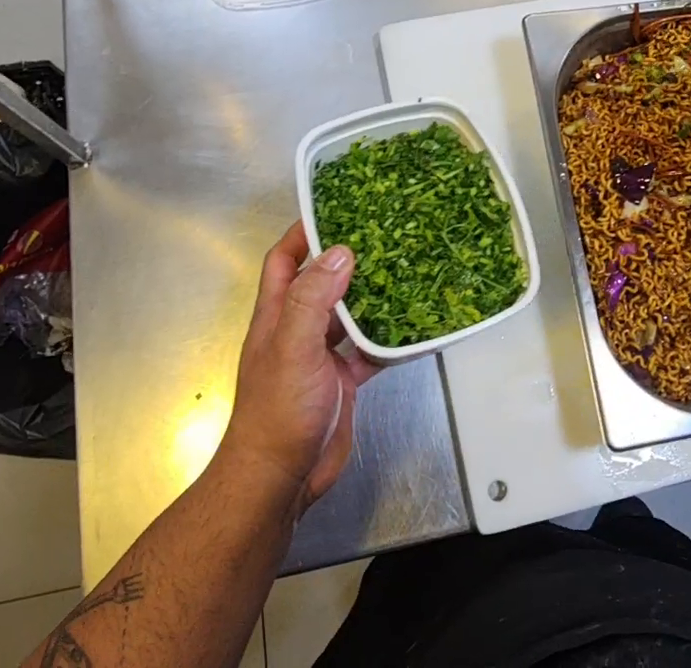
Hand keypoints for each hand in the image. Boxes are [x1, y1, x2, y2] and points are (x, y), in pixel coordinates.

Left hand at [219, 223, 380, 512]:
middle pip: (323, 282)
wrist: (281, 479)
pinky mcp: (342, 381)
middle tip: (386, 237)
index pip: (285, 260)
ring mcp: (320, 357)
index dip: (305, 233)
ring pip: (350, 316)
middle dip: (349, 260)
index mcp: (277, 314)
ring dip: (373, 298)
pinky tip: (414, 329)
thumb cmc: (279, 411)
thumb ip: (314, 298)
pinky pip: (370, 351)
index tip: (338, 210)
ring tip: (407, 273)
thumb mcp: (294, 346)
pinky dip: (390, 340)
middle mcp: (297, 329)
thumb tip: (342, 250)